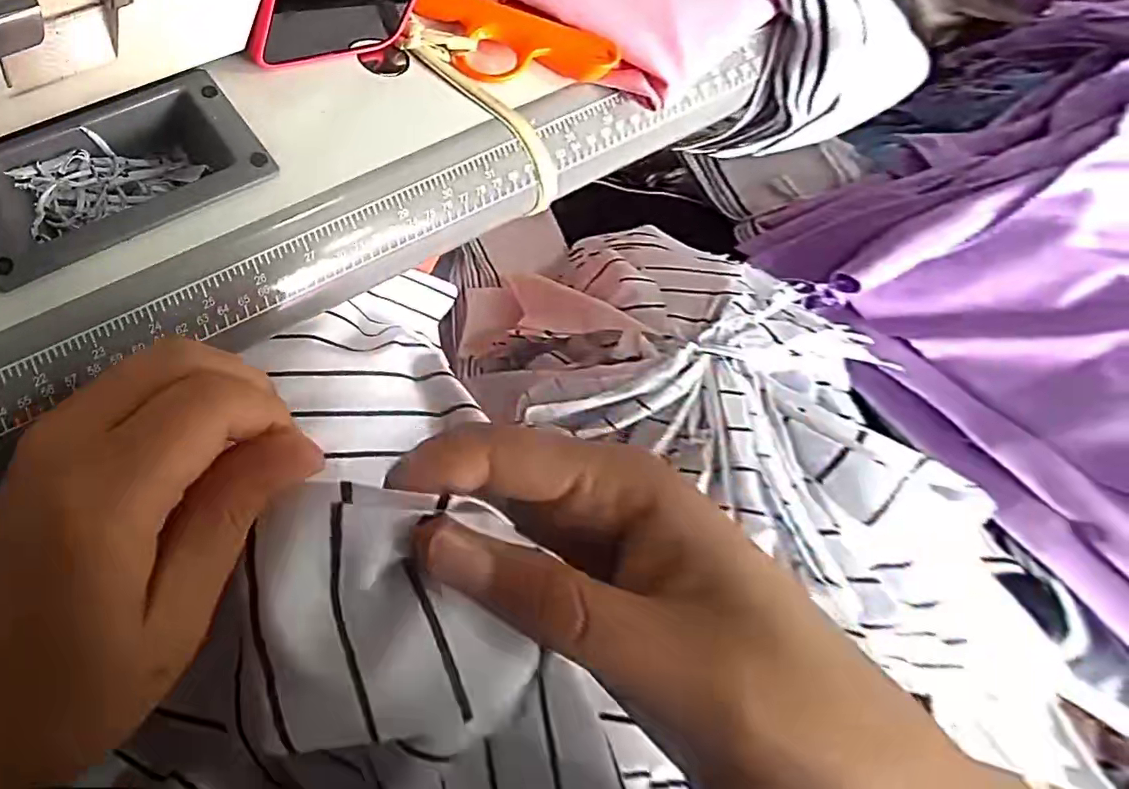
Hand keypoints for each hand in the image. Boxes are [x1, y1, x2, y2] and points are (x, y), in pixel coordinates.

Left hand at [0, 339, 323, 788]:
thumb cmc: (74, 689)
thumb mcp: (173, 622)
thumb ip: (230, 517)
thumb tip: (296, 447)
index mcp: (102, 491)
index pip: (204, 401)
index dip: (264, 412)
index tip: (297, 456)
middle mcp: (68, 436)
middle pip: (176, 358)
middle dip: (241, 384)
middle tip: (273, 445)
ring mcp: (48, 428)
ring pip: (149, 360)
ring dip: (207, 383)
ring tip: (241, 444)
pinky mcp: (41, 434)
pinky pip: (122, 382)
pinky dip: (172, 392)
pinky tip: (191, 444)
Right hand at [389, 422, 1019, 788]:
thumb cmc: (786, 708)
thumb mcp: (662, 654)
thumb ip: (539, 595)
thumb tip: (425, 537)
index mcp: (624, 482)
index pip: (509, 450)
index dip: (442, 464)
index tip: (382, 500)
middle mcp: (603, 495)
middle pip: (498, 473)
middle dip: (437, 488)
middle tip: (373, 525)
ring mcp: (596, 541)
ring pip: (500, 513)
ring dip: (450, 525)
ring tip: (391, 546)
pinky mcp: (590, 586)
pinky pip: (516, 559)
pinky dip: (474, 564)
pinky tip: (443, 578)